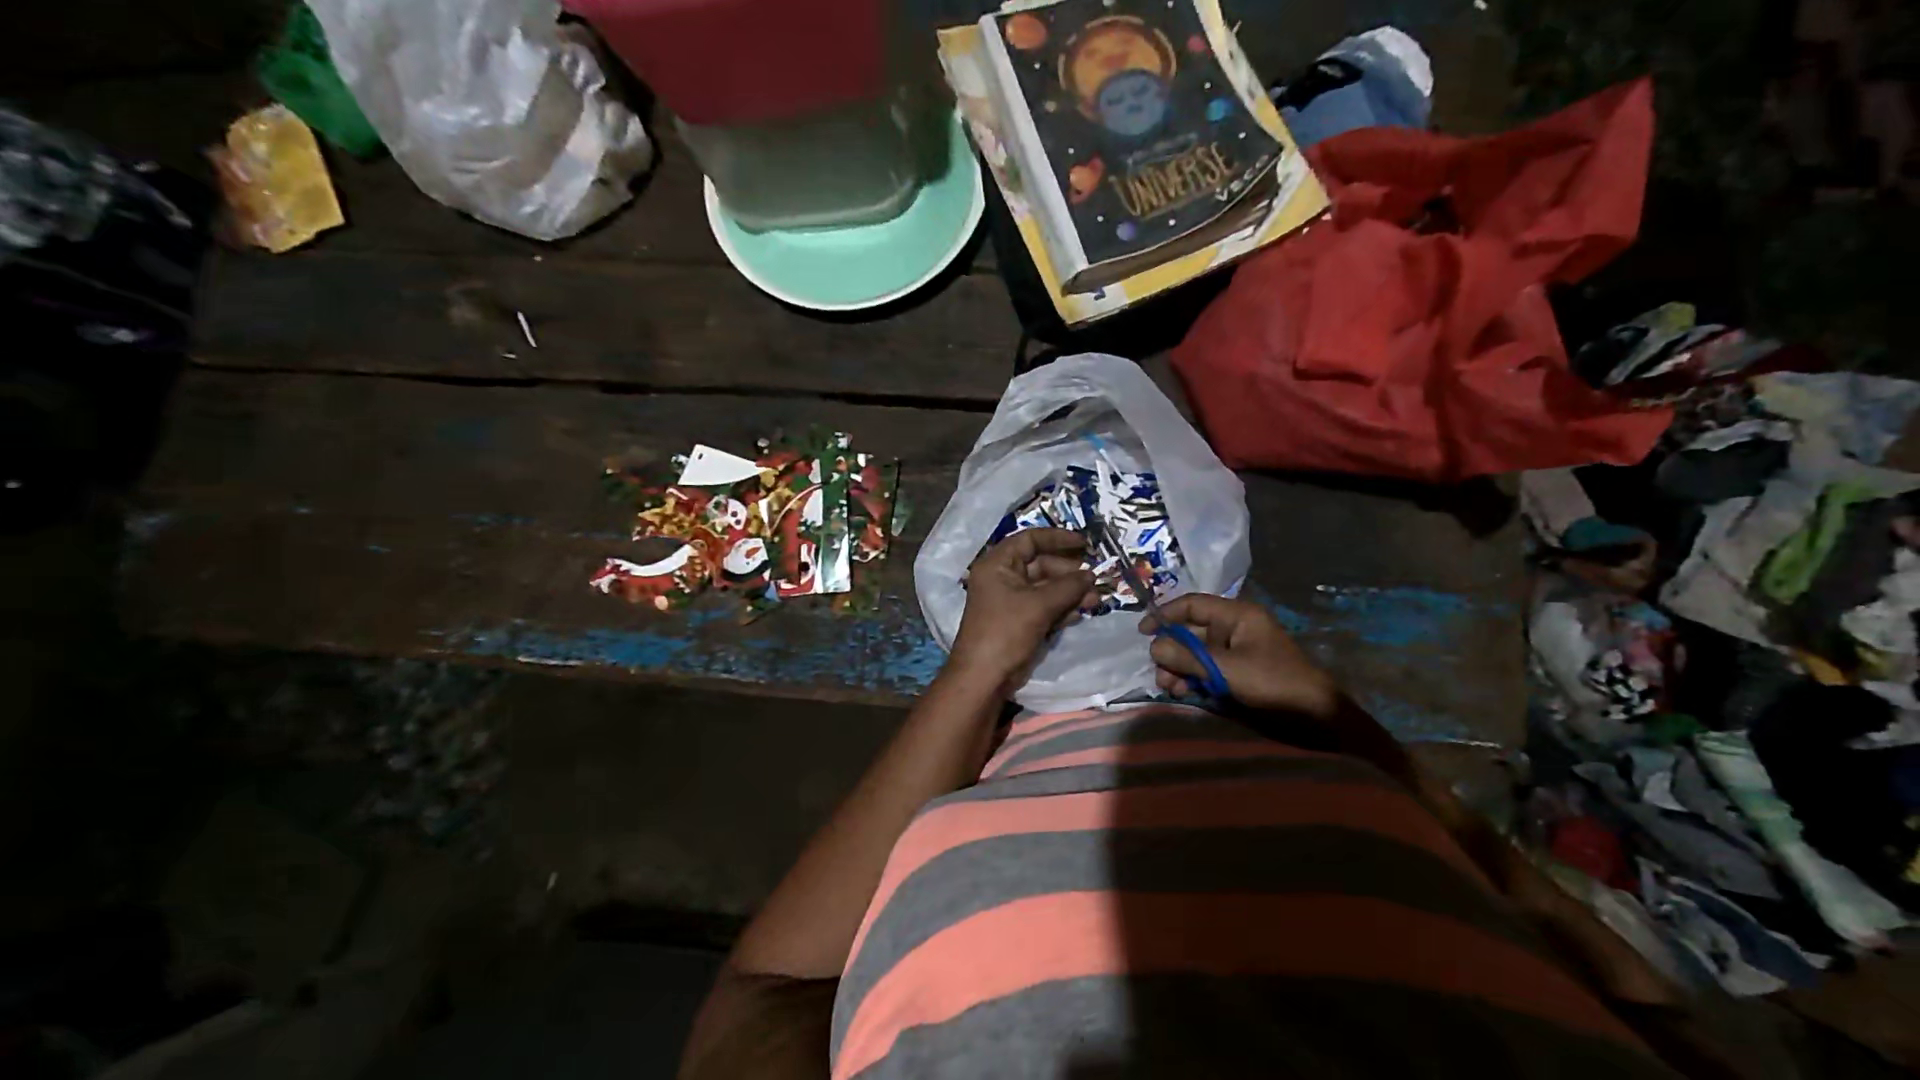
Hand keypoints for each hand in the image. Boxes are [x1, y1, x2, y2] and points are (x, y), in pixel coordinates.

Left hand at [950, 528, 1096, 688]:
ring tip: (1095, 599)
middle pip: (1041, 564)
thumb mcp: (1039, 605)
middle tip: (1095, 579)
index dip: (1058, 538)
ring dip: (1070, 592)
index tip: (1085, 543)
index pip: (1030, 540)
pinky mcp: (1019, 620)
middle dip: (1069, 572)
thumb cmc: (1006, 631)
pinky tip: (1080, 612)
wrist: (984, 676)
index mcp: (998, 564)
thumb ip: (1068, 587)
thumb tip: (1090, 575)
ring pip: (1045, 587)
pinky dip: (1061, 607)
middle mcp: (1002, 577)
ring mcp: (1011, 600)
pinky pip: (1044, 606)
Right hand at [1140, 594, 1339, 719]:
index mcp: (1237, 616)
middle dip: (1171, 651)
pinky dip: (1193, 679)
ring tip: (1170, 687)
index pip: (1192, 605)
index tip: (1143, 632)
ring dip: (1179, 668)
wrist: (1316, 716)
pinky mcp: (1238, 672)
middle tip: (1159, 672)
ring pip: (1196, 653)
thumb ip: (1187, 657)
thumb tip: (1154, 647)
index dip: (1165, 615)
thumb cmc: (1273, 683)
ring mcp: (1237, 651)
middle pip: (1191, 631)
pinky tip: (1183, 692)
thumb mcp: (1226, 669)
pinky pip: (1207, 669)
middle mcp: (1235, 628)